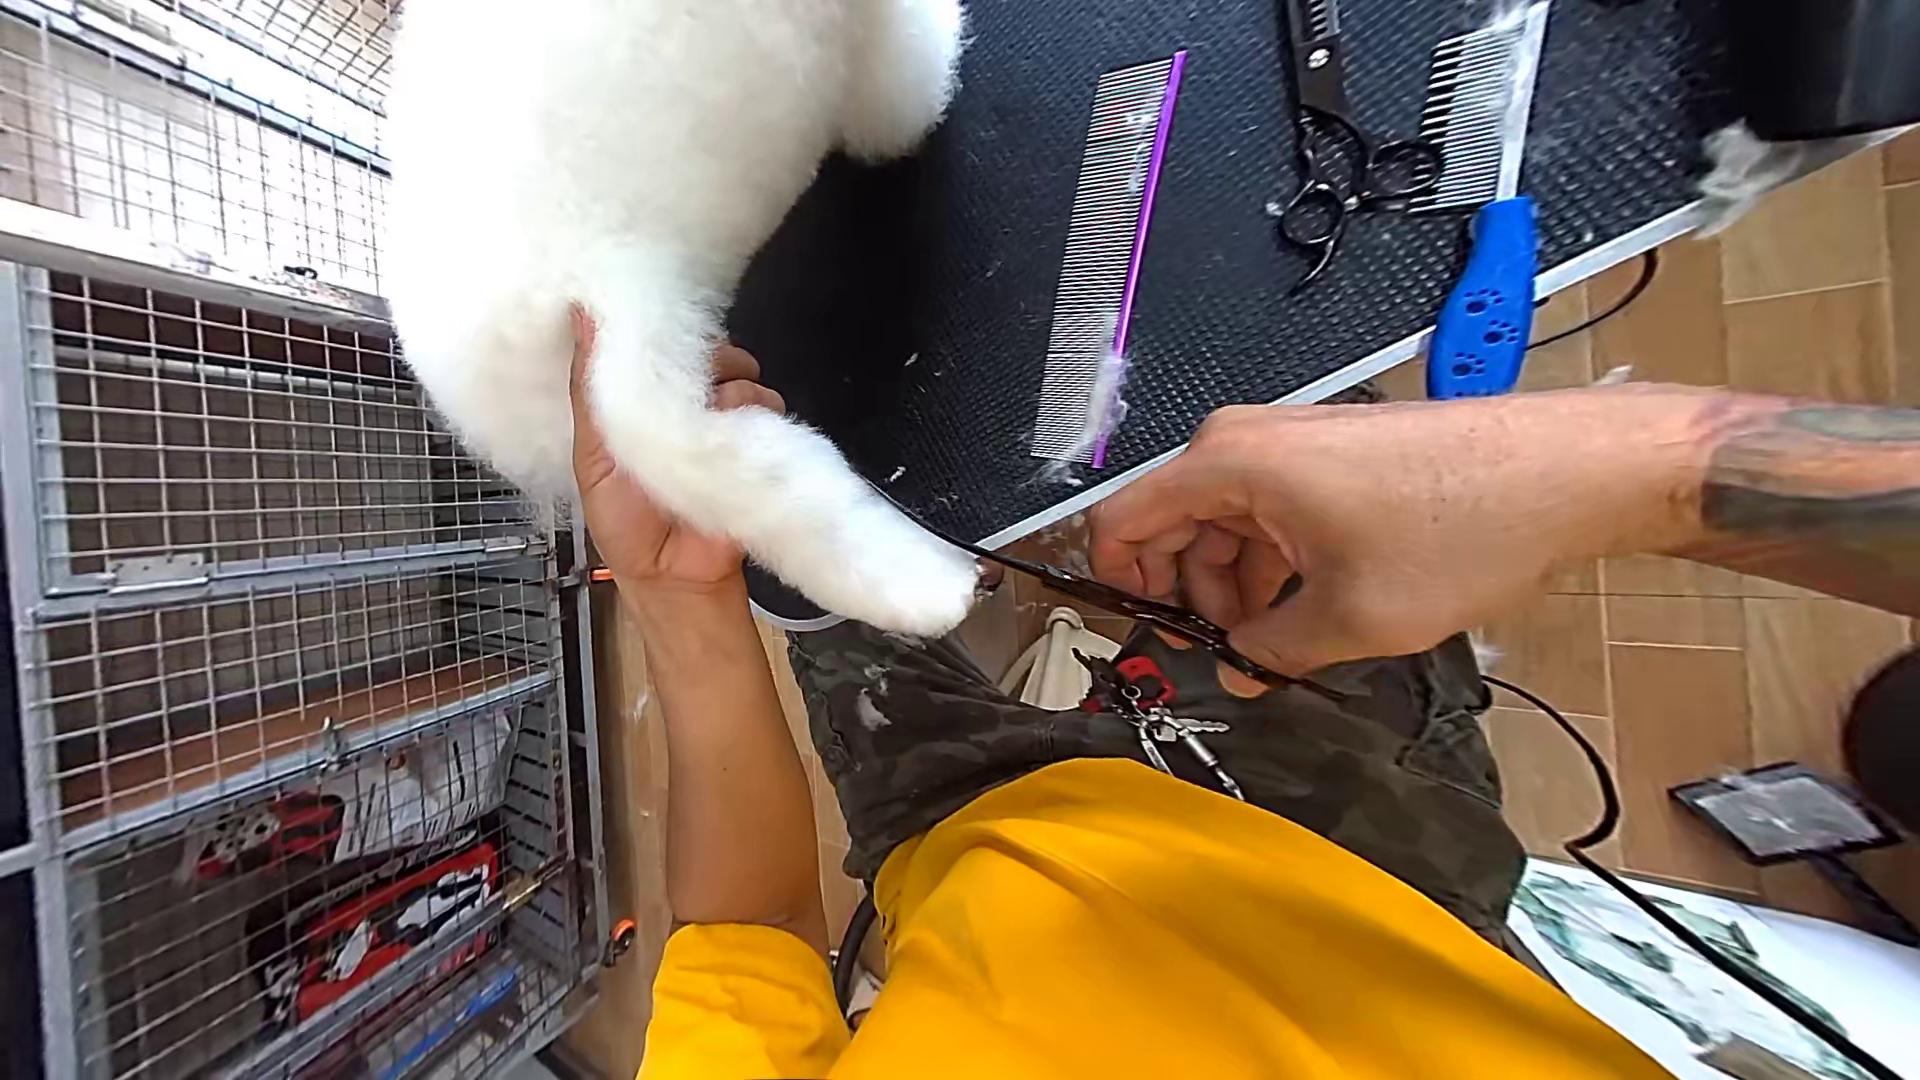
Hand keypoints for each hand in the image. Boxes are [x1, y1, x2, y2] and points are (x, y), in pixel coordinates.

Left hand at [569, 306, 785, 598]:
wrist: (671, 574)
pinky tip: (742, 437)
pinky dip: (762, 418)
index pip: (673, 349)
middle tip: (708, 380)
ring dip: (741, 393)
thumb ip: (591, 388)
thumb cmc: (626, 519)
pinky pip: (774, 419)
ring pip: (752, 386)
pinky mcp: (763, 454)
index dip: (676, 333)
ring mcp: (735, 433)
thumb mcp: (592, 454)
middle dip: (720, 359)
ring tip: (721, 420)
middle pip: (723, 359)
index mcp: (653, 404)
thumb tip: (582, 311)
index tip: (673, 332)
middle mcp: (698, 412)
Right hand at [1088, 387, 1716, 688]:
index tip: (1145, 626)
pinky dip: (1263, 562)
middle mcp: (1235, 444)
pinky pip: (1254, 514)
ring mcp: (1273, 446)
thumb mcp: (1350, 615)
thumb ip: (1270, 652)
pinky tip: (1298, 603)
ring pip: (1213, 525)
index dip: (1116, 581)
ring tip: (1274, 635)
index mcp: (1223, 466)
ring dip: (1230, 584)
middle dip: (1186, 593)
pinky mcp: (1308, 457)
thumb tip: (1238, 672)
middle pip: (1167, 527)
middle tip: (1221, 647)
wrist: (1576, 469)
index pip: (1119, 521)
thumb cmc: (1457, 529)